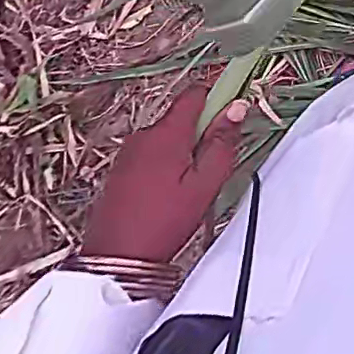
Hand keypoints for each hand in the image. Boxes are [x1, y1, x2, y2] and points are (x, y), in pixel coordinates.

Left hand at [80, 80, 247, 263]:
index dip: (216, 98)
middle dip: (201, 131)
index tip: (229, 118)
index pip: (196, 93)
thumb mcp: (204, 184)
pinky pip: (151, 151)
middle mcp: (145, 133)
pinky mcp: (120, 167)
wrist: (116, 259)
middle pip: (182, 115)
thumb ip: (222, 142)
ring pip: (167, 135)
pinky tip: (168, 191)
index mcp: (168, 133)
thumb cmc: (164, 222)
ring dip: (183, 148)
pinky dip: (165, 161)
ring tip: (189, 184)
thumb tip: (237, 106)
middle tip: (211, 164)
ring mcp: (129, 150)